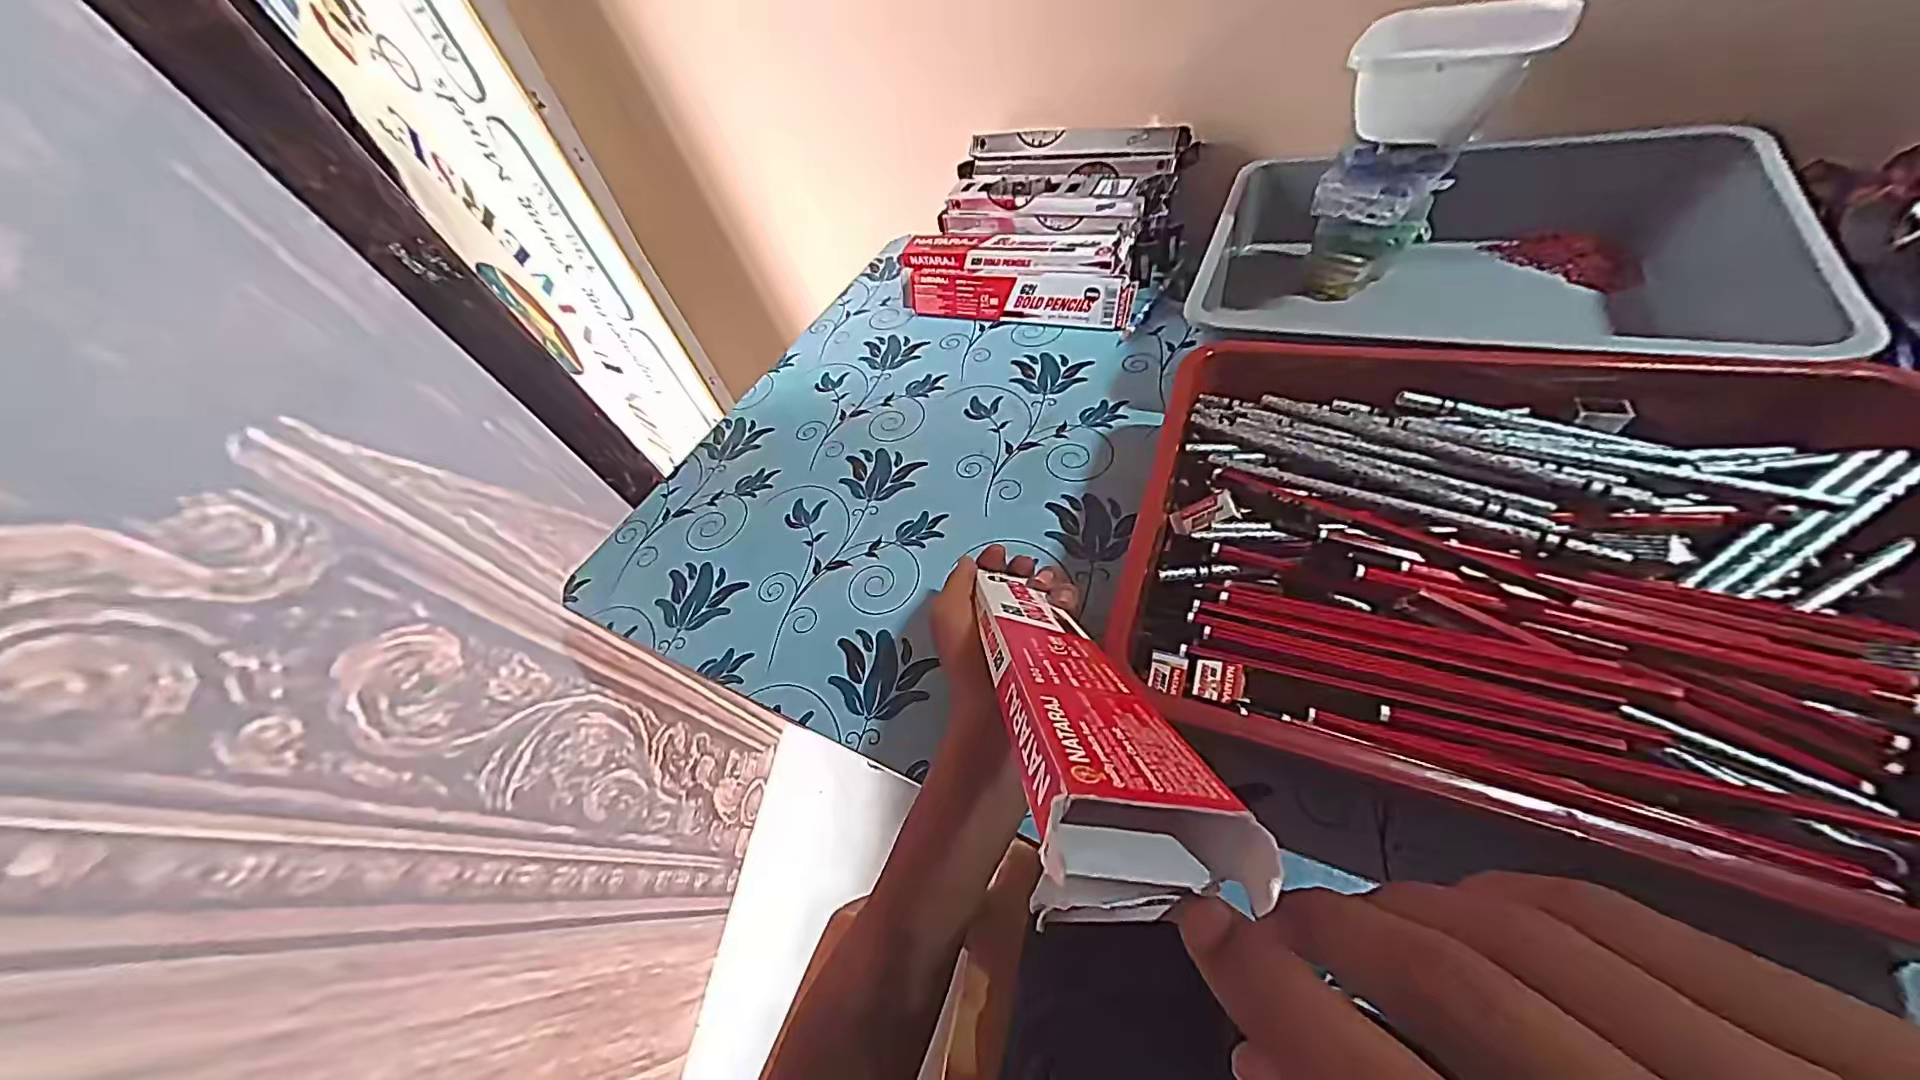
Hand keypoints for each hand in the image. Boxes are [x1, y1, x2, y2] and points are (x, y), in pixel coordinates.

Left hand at [930, 545, 1077, 739]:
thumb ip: (957, 582)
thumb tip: (971, 561)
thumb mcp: (946, 613)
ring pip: (1047, 593)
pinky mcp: (1055, 644)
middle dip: (1025, 568)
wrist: (994, 707)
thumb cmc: (966, 659)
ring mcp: (1030, 632)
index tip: (1000, 554)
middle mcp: (1003, 618)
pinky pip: (1067, 614)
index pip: (990, 575)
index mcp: (975, 609)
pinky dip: (1066, 601)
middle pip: (1021, 580)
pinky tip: (1060, 604)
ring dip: (1048, 581)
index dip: (995, 560)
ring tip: (1044, 588)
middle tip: (1026, 570)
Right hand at [1176, 873, 1919, 1079]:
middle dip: (1326, 931)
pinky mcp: (1856, 1047)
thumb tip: (1259, 1053)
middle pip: (1446, 981)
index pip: (1368, 1073)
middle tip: (1271, 922)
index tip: (1202, 928)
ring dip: (1402, 905)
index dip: (1264, 987)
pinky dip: (1509, 894)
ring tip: (1355, 913)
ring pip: (1522, 930)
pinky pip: (1618, 915)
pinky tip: (1466, 901)